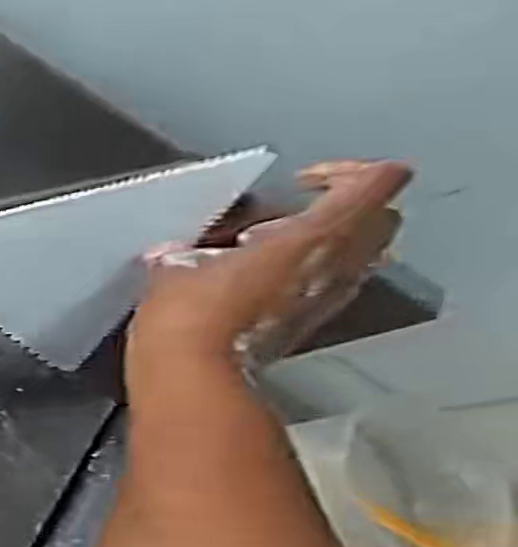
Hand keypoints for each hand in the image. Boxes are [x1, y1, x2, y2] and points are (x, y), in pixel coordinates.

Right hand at [129, 159, 412, 367]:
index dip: (341, 172)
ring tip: (253, 257)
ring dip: (312, 250)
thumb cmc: (191, 317)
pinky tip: (243, 289)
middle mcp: (338, 264)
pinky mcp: (303, 326)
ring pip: (349, 256)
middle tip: (278, 221)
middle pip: (374, 219)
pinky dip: (292, 282)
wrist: (188, 373)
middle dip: (333, 213)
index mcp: (319, 235)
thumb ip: (184, 254)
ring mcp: (325, 300)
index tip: (299, 183)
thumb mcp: (171, 268)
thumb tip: (176, 257)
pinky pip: (317, 291)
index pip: (375, 180)